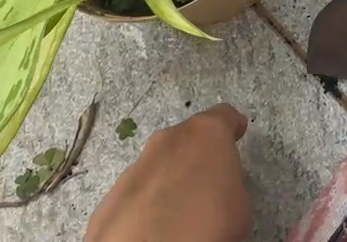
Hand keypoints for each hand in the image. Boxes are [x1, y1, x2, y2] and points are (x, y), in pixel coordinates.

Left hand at [87, 104, 251, 241]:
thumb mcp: (239, 202)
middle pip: (185, 141)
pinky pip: (133, 198)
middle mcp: (167, 141)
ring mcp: (133, 169)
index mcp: (205, 132)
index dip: (231, 127)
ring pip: (155, 168)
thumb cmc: (207, 222)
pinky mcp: (107, 201)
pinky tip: (149, 233)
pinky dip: (141, 209)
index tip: (236, 136)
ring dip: (165, 183)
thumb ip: (227, 182)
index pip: (223, 115)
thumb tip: (214, 191)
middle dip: (193, 158)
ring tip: (174, 216)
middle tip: (204, 186)